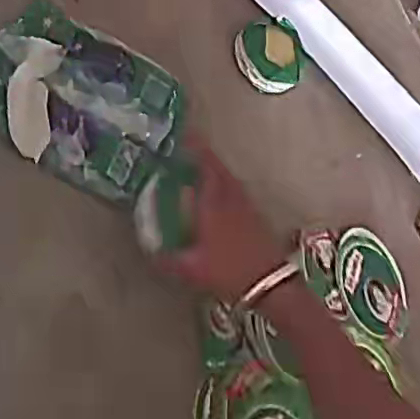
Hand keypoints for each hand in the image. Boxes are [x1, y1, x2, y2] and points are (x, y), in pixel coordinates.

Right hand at [161, 150, 285, 303]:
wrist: (269, 283)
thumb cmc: (228, 272)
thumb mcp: (192, 270)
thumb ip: (168, 261)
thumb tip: (150, 254)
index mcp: (213, 201)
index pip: (205, 165)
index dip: (196, 148)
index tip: (186, 134)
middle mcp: (230, 196)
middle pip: (217, 167)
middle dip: (203, 156)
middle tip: (188, 151)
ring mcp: (245, 204)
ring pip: (228, 177)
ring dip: (214, 169)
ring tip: (200, 171)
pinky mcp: (255, 215)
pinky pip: (235, 189)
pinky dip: (224, 184)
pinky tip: (218, 197)